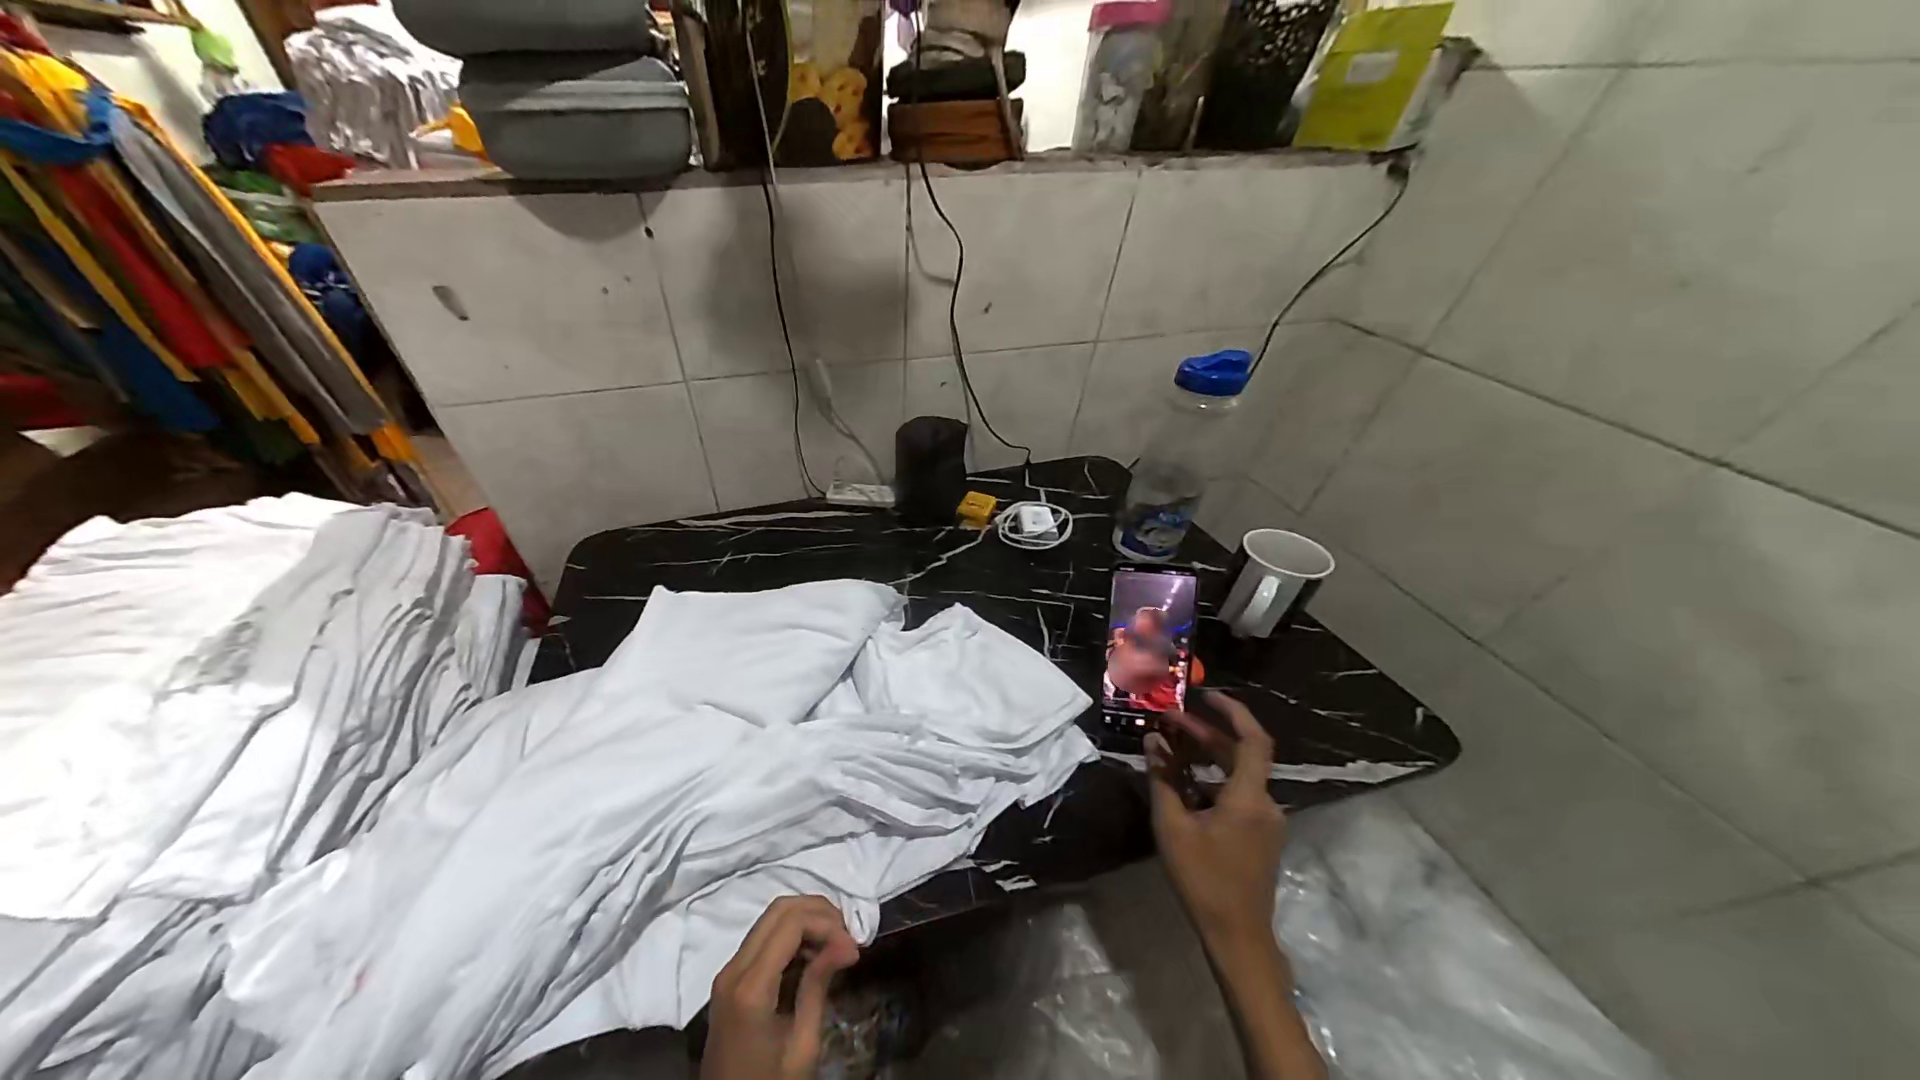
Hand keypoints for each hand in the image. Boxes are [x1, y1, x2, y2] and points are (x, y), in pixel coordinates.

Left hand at [701, 895, 860, 1079]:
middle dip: (818, 912)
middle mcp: (733, 969)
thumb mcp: (803, 1044)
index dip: (827, 923)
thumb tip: (847, 943)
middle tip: (846, 935)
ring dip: (806, 920)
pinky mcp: (730, 978)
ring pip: (770, 918)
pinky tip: (813, 954)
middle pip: (778, 909)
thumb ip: (818, 985)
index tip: (852, 946)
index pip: (791, 922)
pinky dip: (792, 934)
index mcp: (750, 987)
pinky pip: (763, 938)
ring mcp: (728, 972)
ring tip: (835, 944)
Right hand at [1147, 691, 1286, 954]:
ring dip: (1208, 756)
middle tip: (1170, 720)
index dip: (1233, 712)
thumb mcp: (1172, 826)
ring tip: (1172, 746)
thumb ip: (1163, 779)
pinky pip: (1239, 793)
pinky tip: (1186, 783)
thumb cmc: (1202, 879)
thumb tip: (1154, 741)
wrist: (1236, 935)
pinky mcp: (1260, 833)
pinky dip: (1213, 779)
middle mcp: (1265, 803)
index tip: (1206, 695)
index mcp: (1249, 798)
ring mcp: (1266, 820)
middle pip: (1240, 754)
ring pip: (1238, 773)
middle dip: (1205, 733)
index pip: (1253, 740)